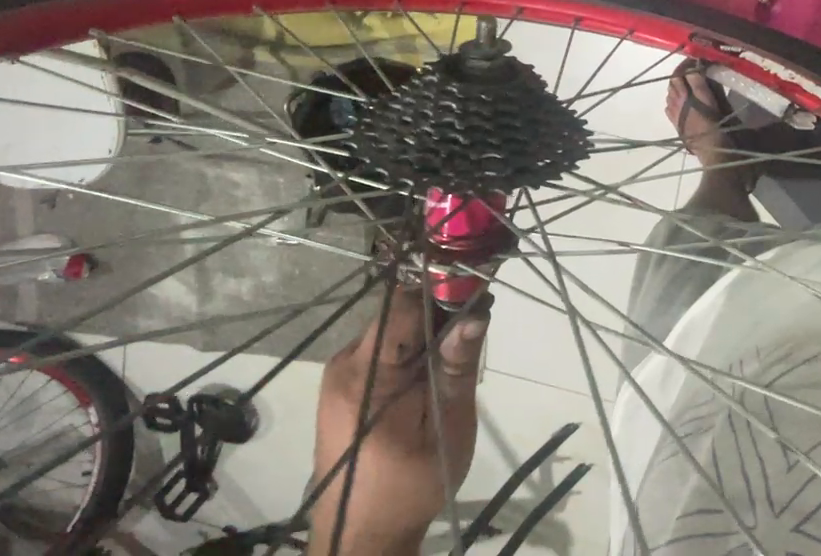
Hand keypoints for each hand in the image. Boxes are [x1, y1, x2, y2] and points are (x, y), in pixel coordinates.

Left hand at [307, 288, 486, 555]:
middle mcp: (344, 363)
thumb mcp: (446, 425)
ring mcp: (340, 374)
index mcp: (364, 373)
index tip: (480, 289)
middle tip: (477, 324)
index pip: (405, 302)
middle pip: (399, 311)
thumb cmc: (410, 485)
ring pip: (393, 328)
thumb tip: (476, 310)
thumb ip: (457, 365)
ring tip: (457, 352)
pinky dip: (412, 349)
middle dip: (440, 311)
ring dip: (427, 330)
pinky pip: (384, 348)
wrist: (362, 538)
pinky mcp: (343, 386)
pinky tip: (432, 371)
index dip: (444, 289)